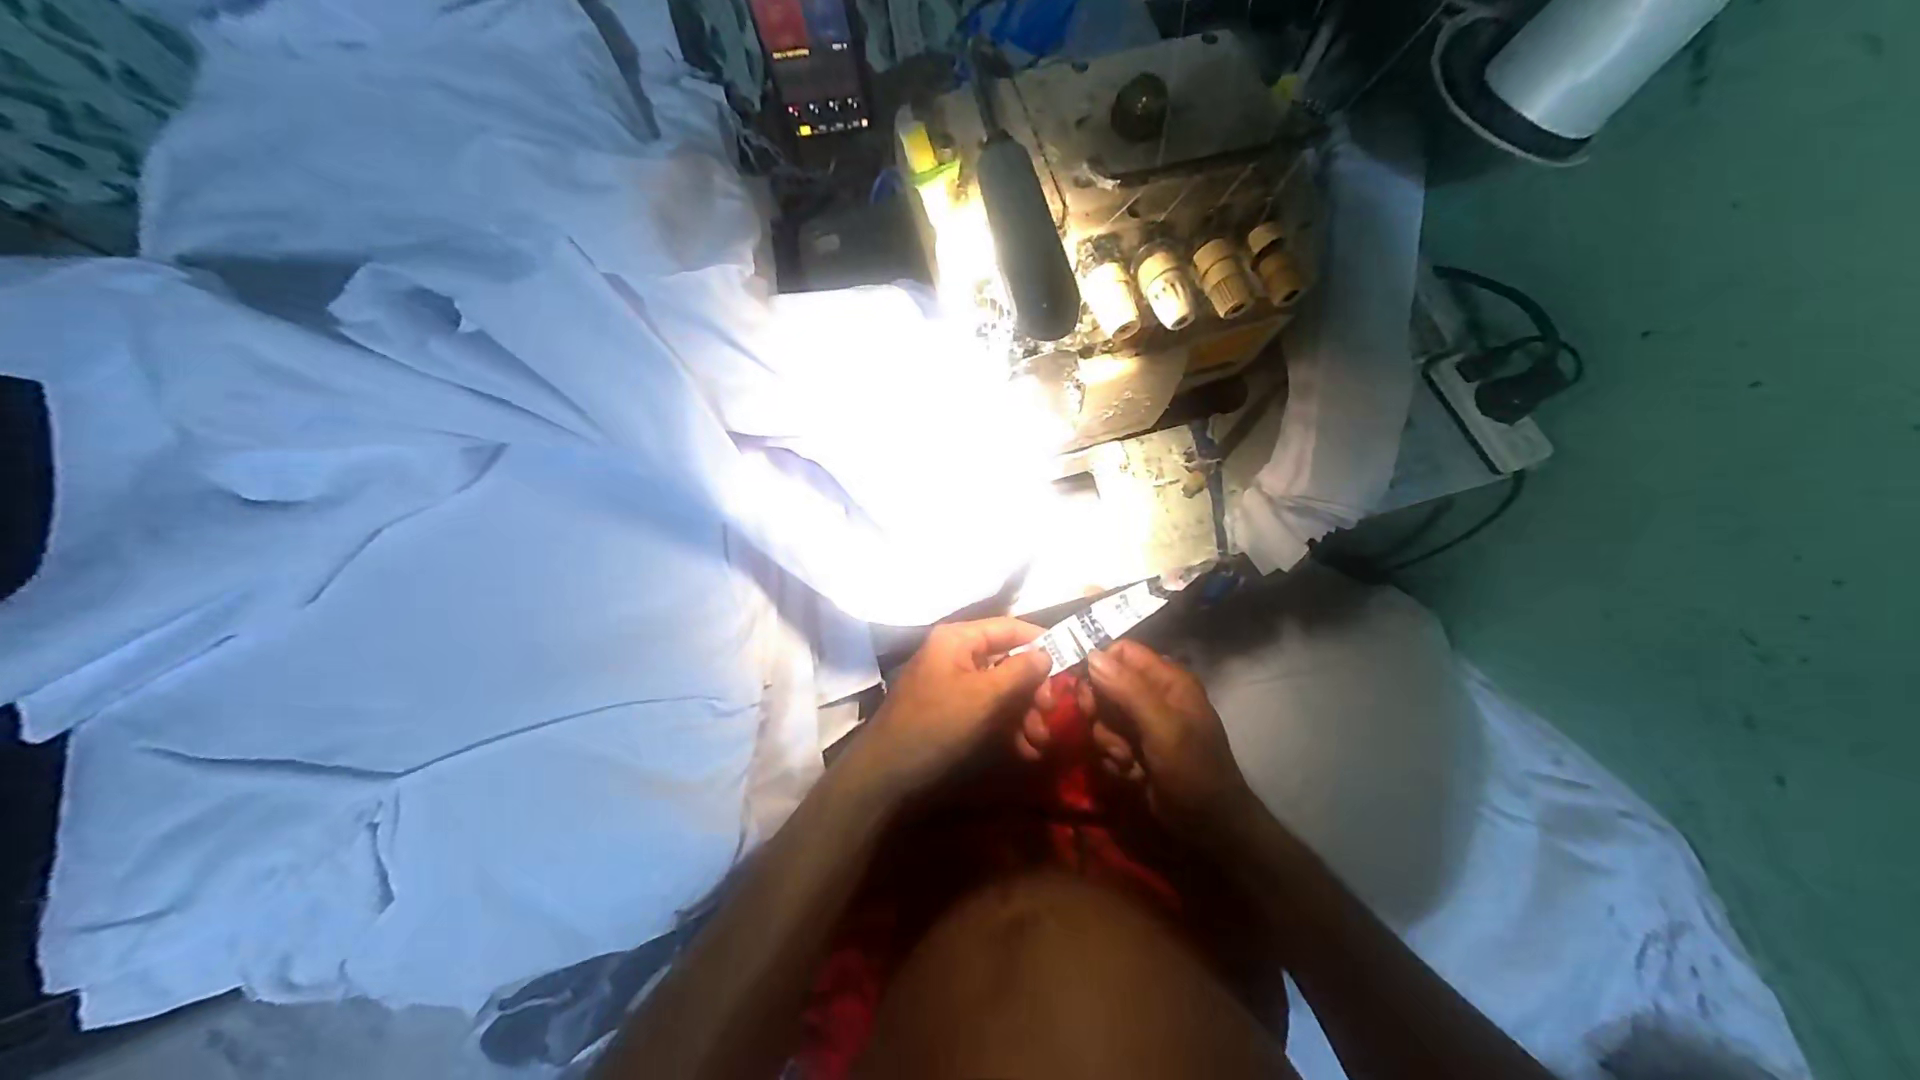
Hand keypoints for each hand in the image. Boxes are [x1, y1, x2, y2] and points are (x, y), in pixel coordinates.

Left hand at [852, 617, 1051, 798]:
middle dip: (1034, 691)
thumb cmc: (937, 725)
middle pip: (1008, 661)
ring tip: (1038, 744)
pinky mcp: (950, 713)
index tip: (1070, 667)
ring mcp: (951, 685)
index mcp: (958, 639)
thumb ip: (1021, 671)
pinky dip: (1007, 728)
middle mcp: (955, 655)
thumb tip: (1047, 654)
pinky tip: (1023, 751)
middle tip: (1050, 716)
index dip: (1042, 643)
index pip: (1010, 627)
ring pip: (1001, 690)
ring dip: (1025, 715)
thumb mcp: (985, 696)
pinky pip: (986, 711)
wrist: (886, 775)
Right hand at [1074, 641, 1259, 832]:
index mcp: (1168, 679)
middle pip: (1105, 684)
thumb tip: (1091, 655)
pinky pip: (1107, 741)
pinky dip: (1113, 758)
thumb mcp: (1163, 728)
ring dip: (1108, 741)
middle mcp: (1154, 695)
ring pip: (1102, 716)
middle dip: (1101, 712)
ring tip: (1128, 761)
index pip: (1121, 653)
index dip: (1099, 669)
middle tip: (1106, 732)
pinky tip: (1131, 774)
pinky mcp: (1135, 748)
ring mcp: (1143, 723)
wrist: (1209, 828)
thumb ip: (1128, 690)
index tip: (1089, 695)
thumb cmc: (1192, 771)